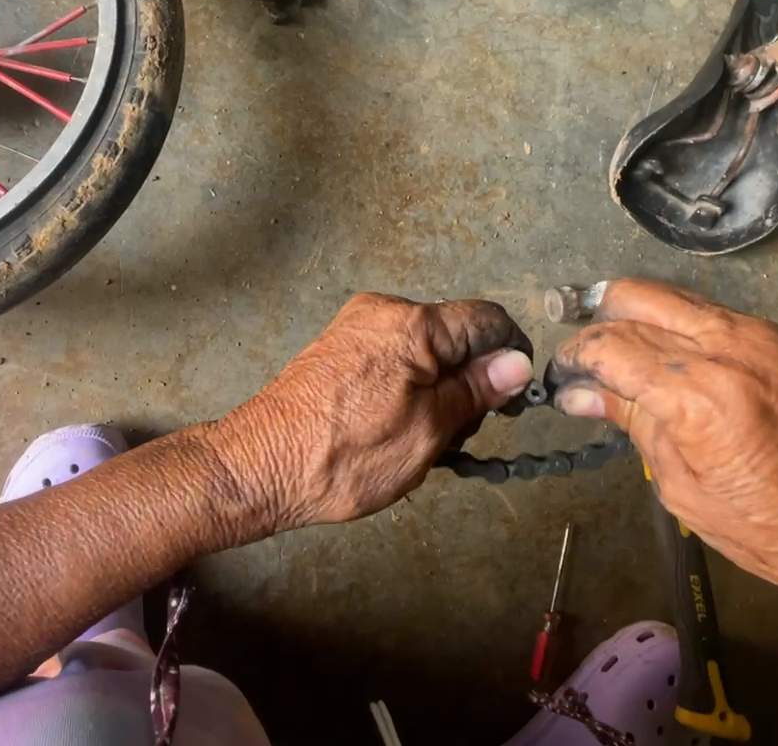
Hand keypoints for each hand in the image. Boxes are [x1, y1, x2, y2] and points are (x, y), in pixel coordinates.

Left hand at [208, 293, 534, 531]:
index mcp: (411, 324)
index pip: (485, 319)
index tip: (512, 401)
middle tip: (454, 435)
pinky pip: (392, 358)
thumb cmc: (347, 456)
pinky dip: (407, 389)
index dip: (510, 356)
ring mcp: (355, 326)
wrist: (260, 466)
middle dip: (467, 382)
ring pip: (423, 351)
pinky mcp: (337, 346)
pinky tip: (390, 429)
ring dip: (436, 392)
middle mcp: (382, 311)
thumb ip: (475, 390)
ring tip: (416, 441)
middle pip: (453, 336)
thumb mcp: (429, 431)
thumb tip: (517, 362)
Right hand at [549, 280, 777, 621]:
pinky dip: (670, 322)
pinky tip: (663, 355)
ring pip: (667, 295)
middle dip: (595, 324)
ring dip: (631, 315)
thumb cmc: (766, 529)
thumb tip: (575, 394)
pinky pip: (704, 310)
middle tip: (583, 360)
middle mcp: (727, 348)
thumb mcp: (679, 485)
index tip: (561, 376)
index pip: (610, 345)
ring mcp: (757, 335)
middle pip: (632, 300)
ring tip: (616, 352)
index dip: (574, 356)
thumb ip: (630, 422)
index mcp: (698, 395)